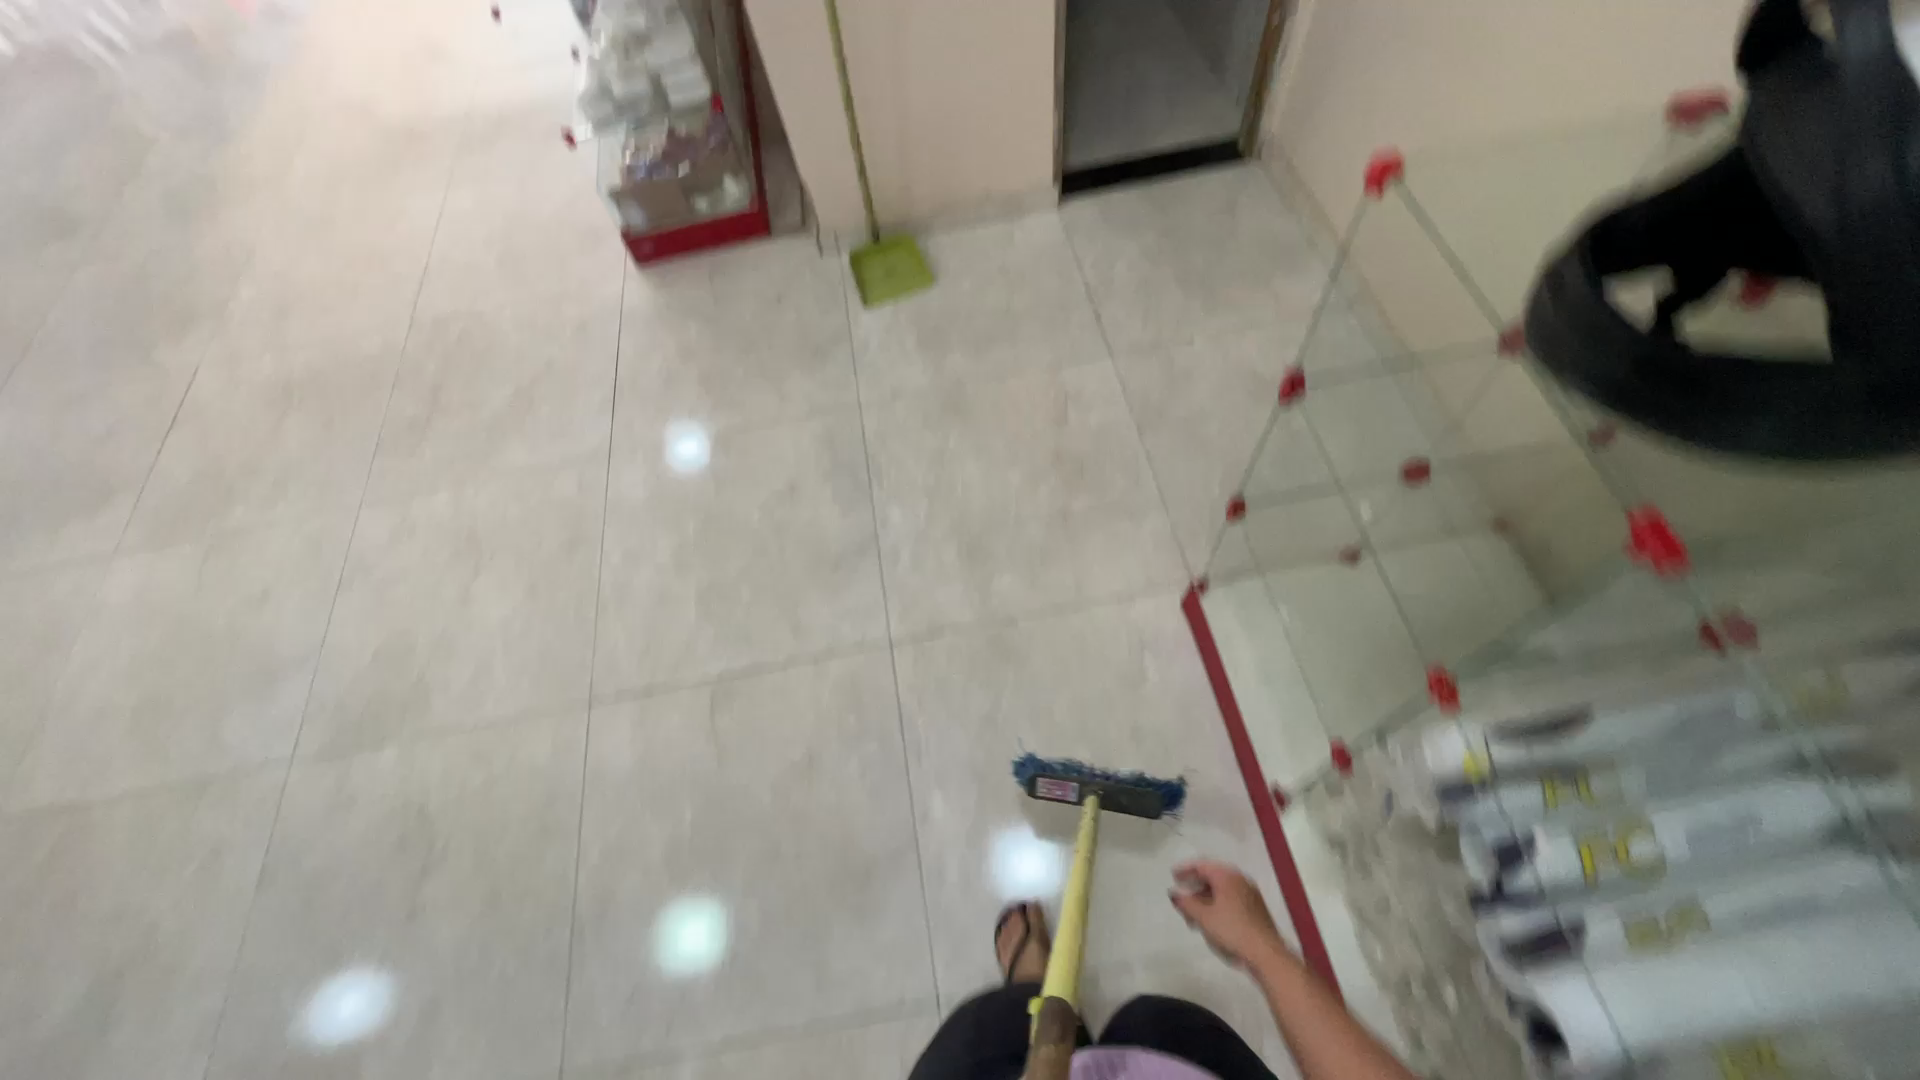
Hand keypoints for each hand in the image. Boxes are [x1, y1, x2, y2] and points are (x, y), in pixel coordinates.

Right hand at [1169, 859, 1290, 969]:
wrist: (1266, 954)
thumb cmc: (1231, 930)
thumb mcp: (1203, 917)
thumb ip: (1186, 903)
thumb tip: (1174, 893)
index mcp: (1226, 875)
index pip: (1201, 865)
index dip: (1185, 870)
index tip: (1173, 877)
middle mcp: (1239, 879)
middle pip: (1212, 876)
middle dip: (1195, 887)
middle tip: (1182, 899)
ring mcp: (1250, 893)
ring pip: (1222, 889)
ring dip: (1205, 898)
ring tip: (1193, 915)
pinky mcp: (1256, 908)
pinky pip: (1231, 898)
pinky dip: (1217, 904)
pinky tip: (1211, 920)